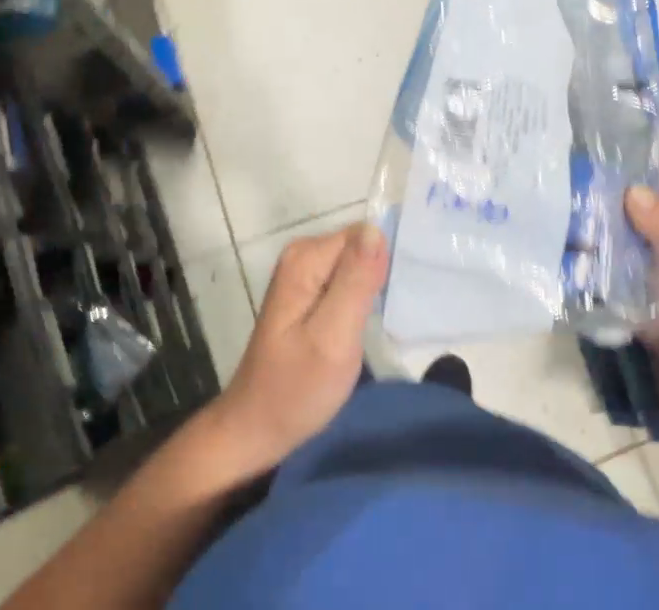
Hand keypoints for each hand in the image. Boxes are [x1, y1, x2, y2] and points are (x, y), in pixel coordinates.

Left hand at [206, 224, 389, 472]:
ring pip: (358, 265)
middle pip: (361, 247)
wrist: (257, 429)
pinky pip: (349, 283)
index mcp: (306, 259)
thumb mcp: (333, 337)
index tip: (401, 296)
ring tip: (389, 320)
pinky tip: (372, 325)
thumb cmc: (296, 389)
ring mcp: (305, 277)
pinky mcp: (310, 297)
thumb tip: (376, 229)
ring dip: (376, 290)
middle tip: (395, 314)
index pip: (365, 235)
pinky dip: (364, 301)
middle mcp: (302, 258)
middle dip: (382, 275)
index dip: (386, 262)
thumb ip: (355, 282)